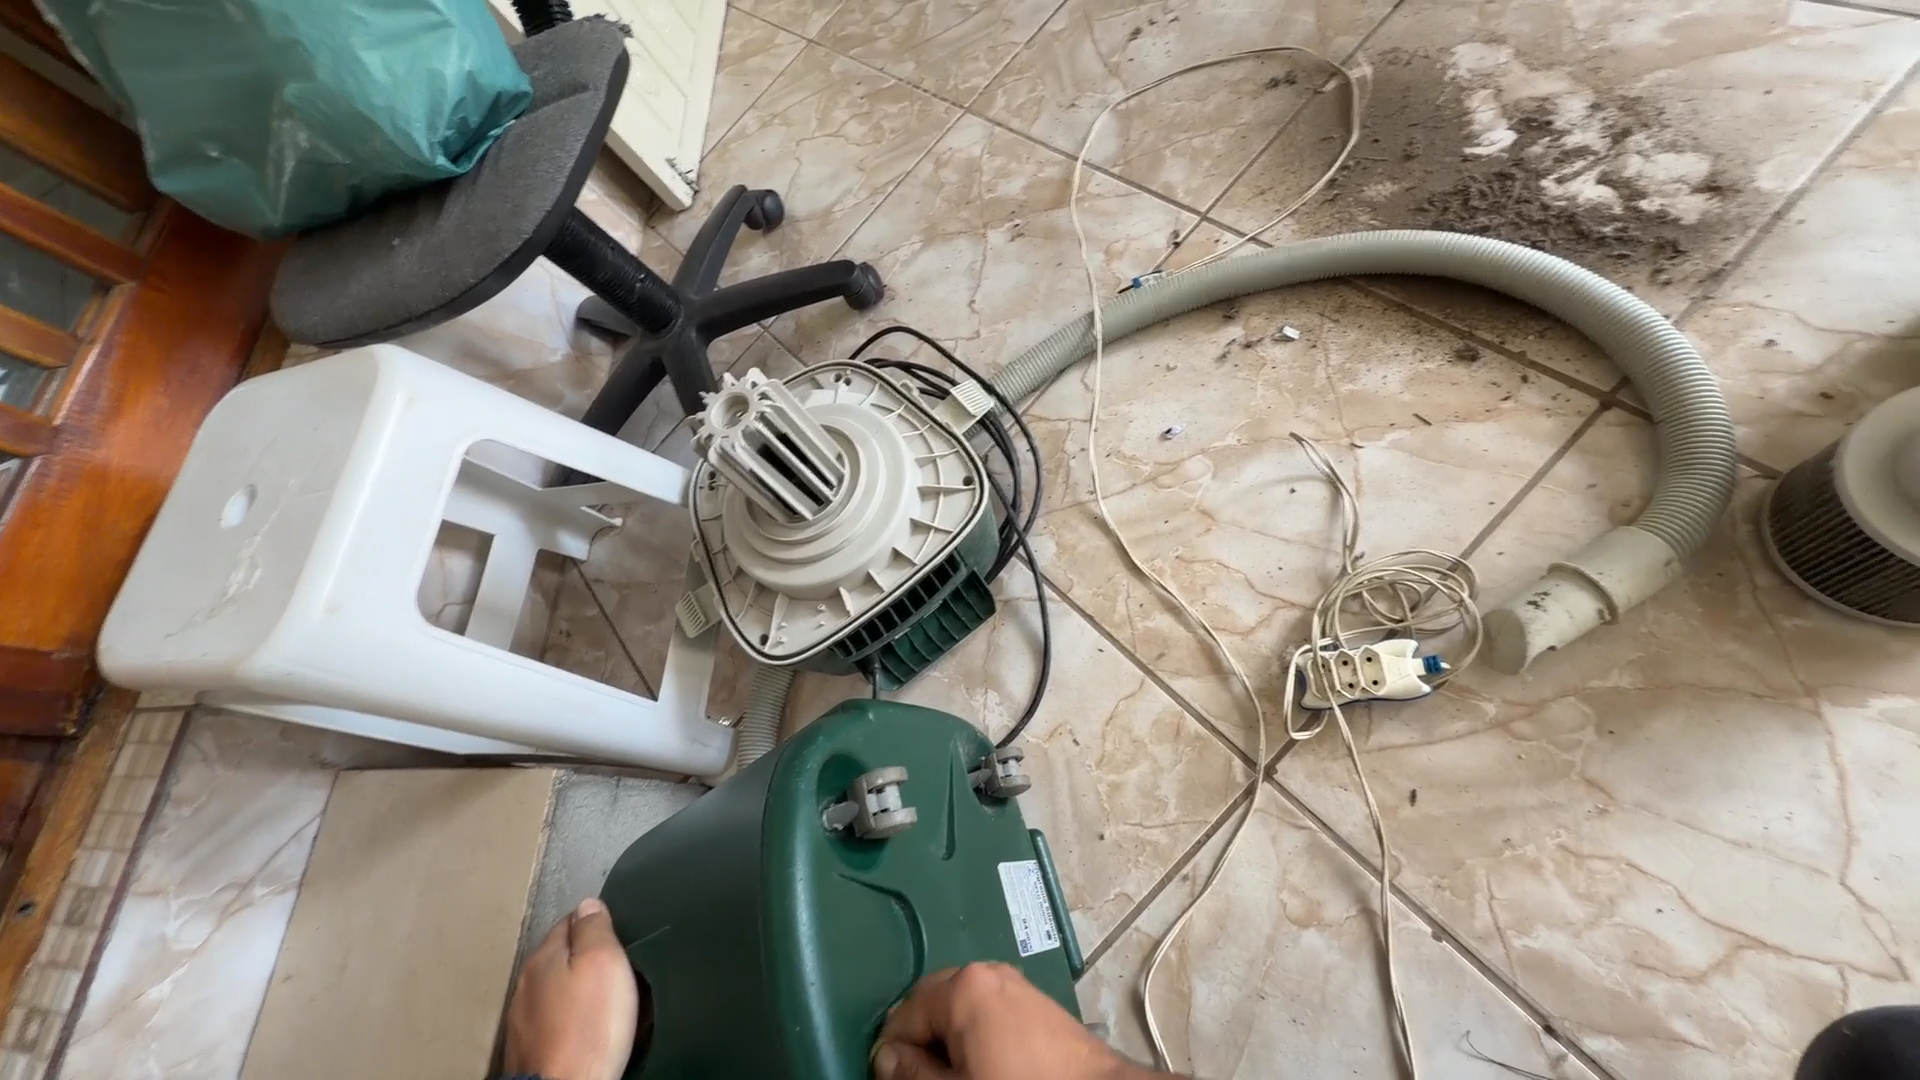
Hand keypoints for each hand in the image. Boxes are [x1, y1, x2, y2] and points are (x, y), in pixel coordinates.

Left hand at [504, 897, 640, 1079]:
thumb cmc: (590, 1024)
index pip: (572, 919)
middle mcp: (525, 983)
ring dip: (579, 989)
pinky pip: (556, 1019)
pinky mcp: (527, 1051)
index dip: (599, 923)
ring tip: (607, 999)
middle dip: (588, 957)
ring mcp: (522, 1021)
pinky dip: (572, 1017)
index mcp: (543, 957)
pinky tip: (588, 1028)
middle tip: (621, 967)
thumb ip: (595, 927)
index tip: (622, 936)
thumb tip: (588, 903)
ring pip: (558, 988)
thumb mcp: (604, 962)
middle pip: (563, 955)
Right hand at [873, 962, 1160, 1079]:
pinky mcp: (1035, 1001)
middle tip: (919, 1077)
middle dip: (920, 1038)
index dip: (891, 1052)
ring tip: (951, 1073)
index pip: (905, 1013)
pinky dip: (973, 1032)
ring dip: (946, 1036)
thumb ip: (915, 1074)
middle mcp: (985, 971)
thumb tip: (887, 1058)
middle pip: (932, 1000)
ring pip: (960, 1004)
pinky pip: (987, 1009)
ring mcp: (1014, 982)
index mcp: (963, 986)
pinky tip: (981, 1063)